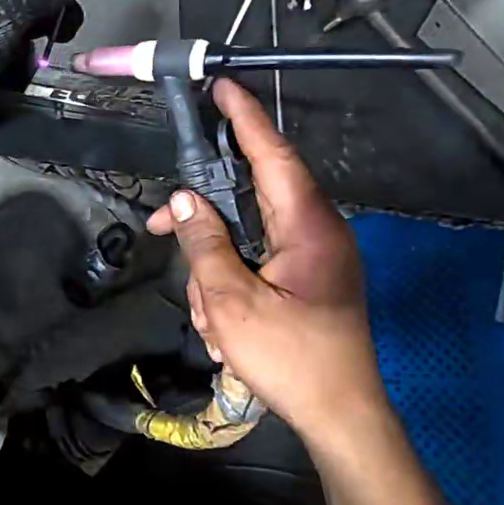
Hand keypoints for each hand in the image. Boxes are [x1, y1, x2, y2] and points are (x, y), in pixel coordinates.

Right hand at [146, 80, 385, 440]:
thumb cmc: (290, 359)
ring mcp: (316, 257)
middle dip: (205, 219)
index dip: (244, 119)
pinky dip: (234, 286)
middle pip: (251, 197)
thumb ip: (205, 244)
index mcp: (308, 226)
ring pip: (248, 237)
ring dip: (217, 270)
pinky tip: (225, 328)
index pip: (272, 155)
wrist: (341, 416)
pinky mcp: (310, 280)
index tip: (222, 88)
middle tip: (162, 225)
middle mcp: (317, 231)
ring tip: (211, 319)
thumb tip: (184, 200)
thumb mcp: (232, 302)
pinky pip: (260, 263)